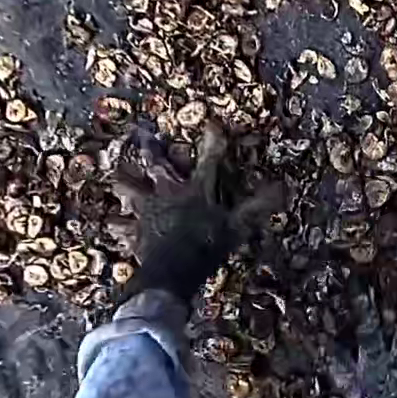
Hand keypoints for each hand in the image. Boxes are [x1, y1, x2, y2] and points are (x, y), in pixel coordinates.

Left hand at [111, 122, 277, 302]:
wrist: (171, 272)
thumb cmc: (205, 246)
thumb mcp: (236, 228)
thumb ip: (257, 207)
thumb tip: (285, 188)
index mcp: (195, 189)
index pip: (208, 159)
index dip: (212, 141)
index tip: (213, 125)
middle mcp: (168, 193)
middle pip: (157, 165)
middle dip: (151, 149)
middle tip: (142, 134)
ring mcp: (147, 211)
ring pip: (130, 189)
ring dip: (124, 181)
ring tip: (116, 171)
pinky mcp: (135, 231)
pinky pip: (122, 226)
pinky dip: (117, 225)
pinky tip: (111, 223)